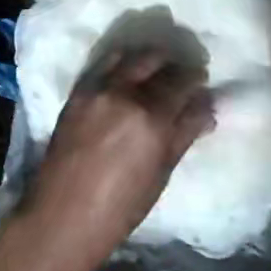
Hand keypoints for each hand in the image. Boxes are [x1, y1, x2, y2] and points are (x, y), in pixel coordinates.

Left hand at [22, 43, 213, 269]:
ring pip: (133, 56)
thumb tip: (206, 110)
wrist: (63, 215)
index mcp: (151, 119)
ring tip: (159, 68)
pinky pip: (105, 62)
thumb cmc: (120, 207)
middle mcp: (125, 94)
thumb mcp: (161, 173)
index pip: (183, 83)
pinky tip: (130, 69)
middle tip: (184, 75)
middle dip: (176, 65)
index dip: (197, 81)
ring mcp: (99, 89)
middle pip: (159, 62)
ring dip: (151, 58)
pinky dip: (123, 60)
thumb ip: (184, 135)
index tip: (202, 84)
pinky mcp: (79, 91)